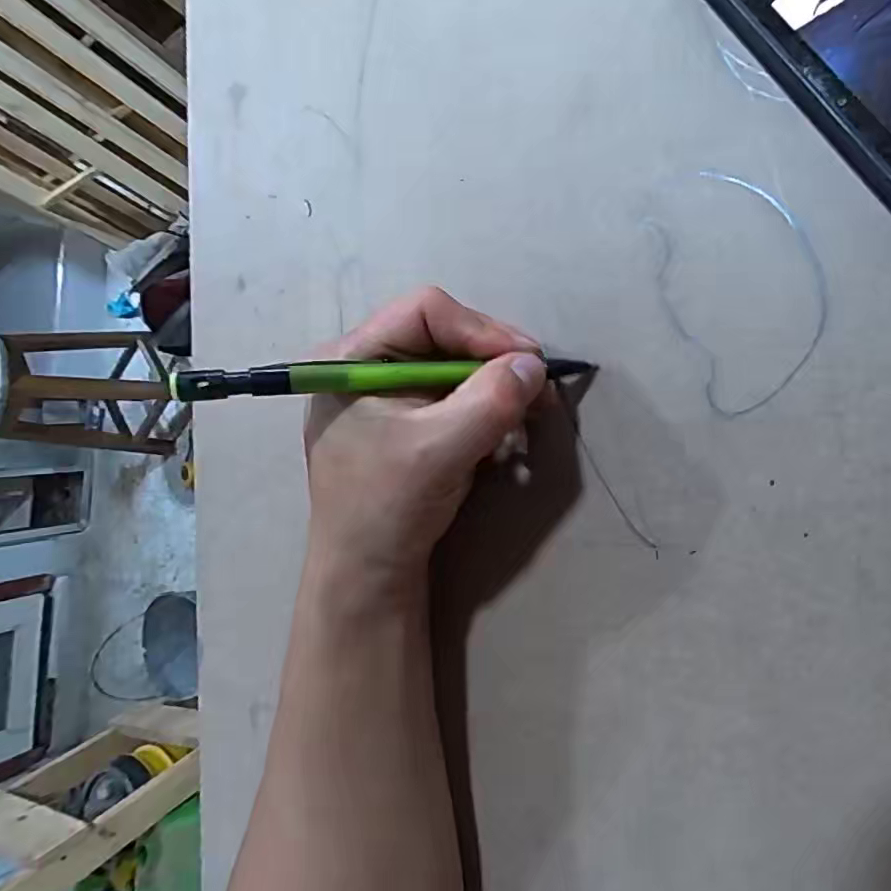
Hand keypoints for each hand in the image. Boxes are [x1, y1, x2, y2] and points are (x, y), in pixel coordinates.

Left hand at [303, 287, 547, 610]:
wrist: (367, 577)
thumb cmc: (386, 508)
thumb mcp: (439, 450)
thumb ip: (489, 401)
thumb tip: (534, 365)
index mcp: (352, 358)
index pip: (425, 313)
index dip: (481, 329)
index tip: (527, 361)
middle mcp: (368, 366)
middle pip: (443, 335)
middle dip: (495, 358)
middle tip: (538, 384)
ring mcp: (388, 395)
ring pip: (455, 365)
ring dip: (497, 384)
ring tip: (531, 407)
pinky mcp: (409, 422)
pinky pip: (455, 395)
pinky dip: (487, 406)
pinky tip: (507, 427)